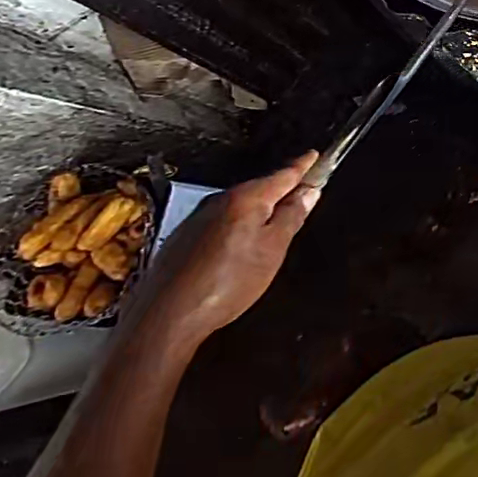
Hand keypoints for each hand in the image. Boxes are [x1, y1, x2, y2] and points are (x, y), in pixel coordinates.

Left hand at [136, 149, 322, 348]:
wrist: (164, 320)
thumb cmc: (223, 285)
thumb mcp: (273, 249)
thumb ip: (293, 216)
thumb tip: (308, 193)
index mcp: (245, 198)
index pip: (283, 174)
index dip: (302, 166)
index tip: (313, 156)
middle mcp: (218, 201)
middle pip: (260, 189)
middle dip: (281, 192)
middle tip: (302, 196)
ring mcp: (197, 220)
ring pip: (238, 208)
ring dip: (258, 213)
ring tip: (272, 232)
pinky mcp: (182, 240)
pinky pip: (219, 224)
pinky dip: (236, 229)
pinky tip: (239, 252)